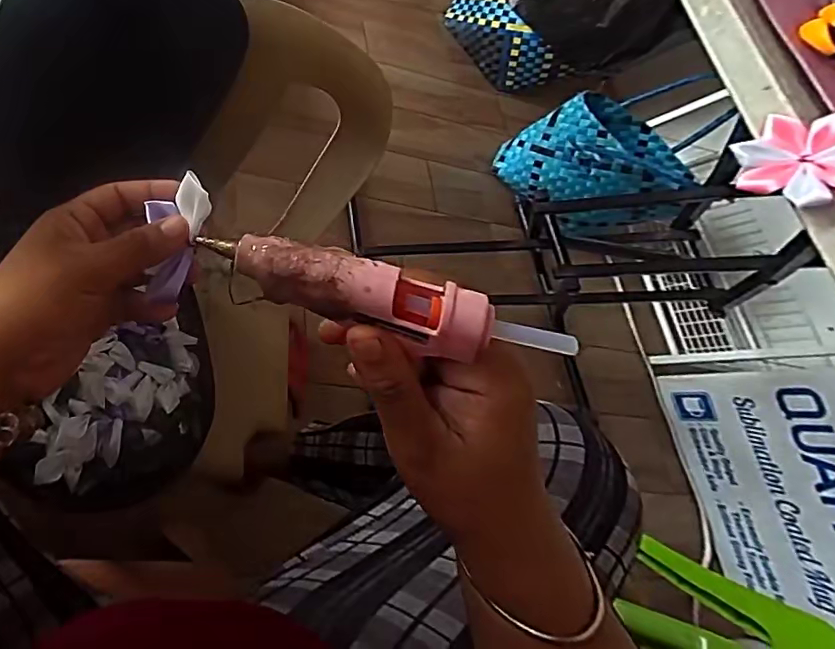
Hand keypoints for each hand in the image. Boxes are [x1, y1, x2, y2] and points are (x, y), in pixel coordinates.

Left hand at [0, 180, 190, 406]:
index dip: (152, 193)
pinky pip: (128, 301)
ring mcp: (88, 281)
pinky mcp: (92, 313)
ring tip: (191, 280)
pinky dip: (147, 303)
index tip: (190, 199)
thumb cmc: (39, 298)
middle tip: (198, 247)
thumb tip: (183, 223)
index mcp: (74, 221)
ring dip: (161, 272)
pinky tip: (166, 311)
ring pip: (135, 268)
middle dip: (164, 238)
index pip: (118, 196)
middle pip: (132, 232)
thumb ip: (138, 247)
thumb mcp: (90, 267)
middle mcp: (83, 245)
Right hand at [320, 318, 548, 537]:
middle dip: (375, 314)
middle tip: (330, 325)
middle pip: (426, 313)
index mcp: (489, 366)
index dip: (392, 297)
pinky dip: (388, 352)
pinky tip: (361, 366)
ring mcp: (474, 365)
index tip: (346, 300)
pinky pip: (420, 349)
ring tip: (334, 339)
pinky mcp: (461, 377)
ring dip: (376, 332)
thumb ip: (391, 385)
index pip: (440, 308)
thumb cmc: (465, 495)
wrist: (504, 537)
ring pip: (418, 329)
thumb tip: (359, 331)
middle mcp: (486, 355)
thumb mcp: (419, 442)